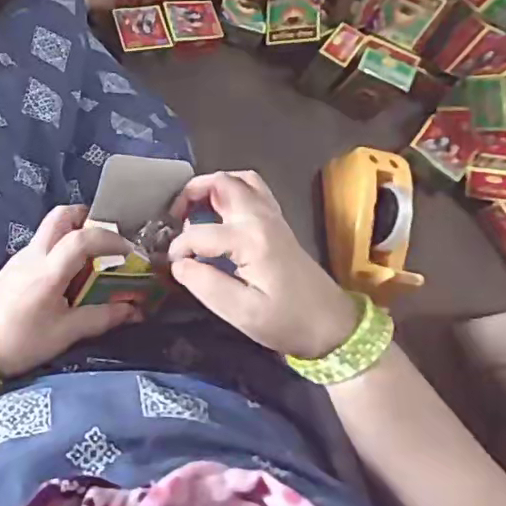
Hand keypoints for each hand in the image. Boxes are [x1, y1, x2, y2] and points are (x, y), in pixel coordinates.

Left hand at [0, 204, 142, 378]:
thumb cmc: (20, 341)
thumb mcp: (65, 333)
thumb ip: (101, 317)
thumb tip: (133, 311)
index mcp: (48, 269)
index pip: (82, 238)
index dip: (110, 239)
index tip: (129, 251)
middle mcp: (33, 254)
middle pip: (61, 215)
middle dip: (88, 218)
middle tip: (106, 239)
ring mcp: (19, 258)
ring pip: (49, 229)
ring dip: (73, 234)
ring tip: (92, 260)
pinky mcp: (11, 267)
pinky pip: (40, 245)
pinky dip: (59, 248)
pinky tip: (67, 276)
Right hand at [166, 171, 358, 359]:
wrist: (332, 325)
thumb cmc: (287, 322)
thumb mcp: (242, 313)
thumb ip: (205, 285)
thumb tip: (178, 265)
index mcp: (251, 239)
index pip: (200, 233)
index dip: (178, 248)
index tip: (173, 267)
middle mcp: (262, 219)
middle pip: (222, 183)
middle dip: (191, 194)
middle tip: (175, 219)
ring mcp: (273, 218)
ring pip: (240, 180)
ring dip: (212, 187)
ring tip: (194, 211)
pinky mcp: (278, 224)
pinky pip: (253, 191)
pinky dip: (231, 192)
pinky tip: (219, 214)